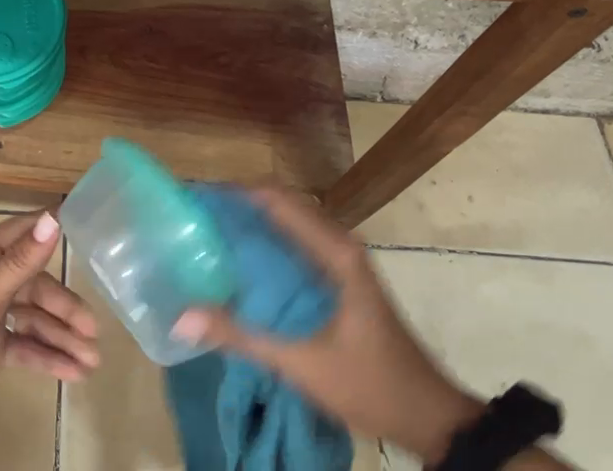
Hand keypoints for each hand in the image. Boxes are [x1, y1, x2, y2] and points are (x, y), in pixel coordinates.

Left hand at [0, 210, 99, 449]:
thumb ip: (20, 263)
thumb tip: (52, 219)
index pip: (20, 234)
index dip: (50, 231)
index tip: (89, 232)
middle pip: (33, 284)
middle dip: (63, 307)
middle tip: (93, 331)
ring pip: (32, 317)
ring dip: (61, 336)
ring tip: (92, 361)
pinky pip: (25, 344)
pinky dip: (47, 356)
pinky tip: (73, 373)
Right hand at [172, 188, 483, 462]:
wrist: (431, 418)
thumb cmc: (371, 384)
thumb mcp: (301, 364)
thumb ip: (242, 337)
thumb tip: (182, 316)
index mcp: (335, 253)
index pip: (277, 200)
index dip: (235, 193)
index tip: (197, 198)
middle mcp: (341, 245)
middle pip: (282, 205)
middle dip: (239, 205)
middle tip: (196, 216)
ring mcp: (344, 262)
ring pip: (291, 224)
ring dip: (253, 222)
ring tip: (209, 232)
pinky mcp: (342, 280)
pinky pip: (298, 245)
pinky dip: (268, 243)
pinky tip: (241, 263)